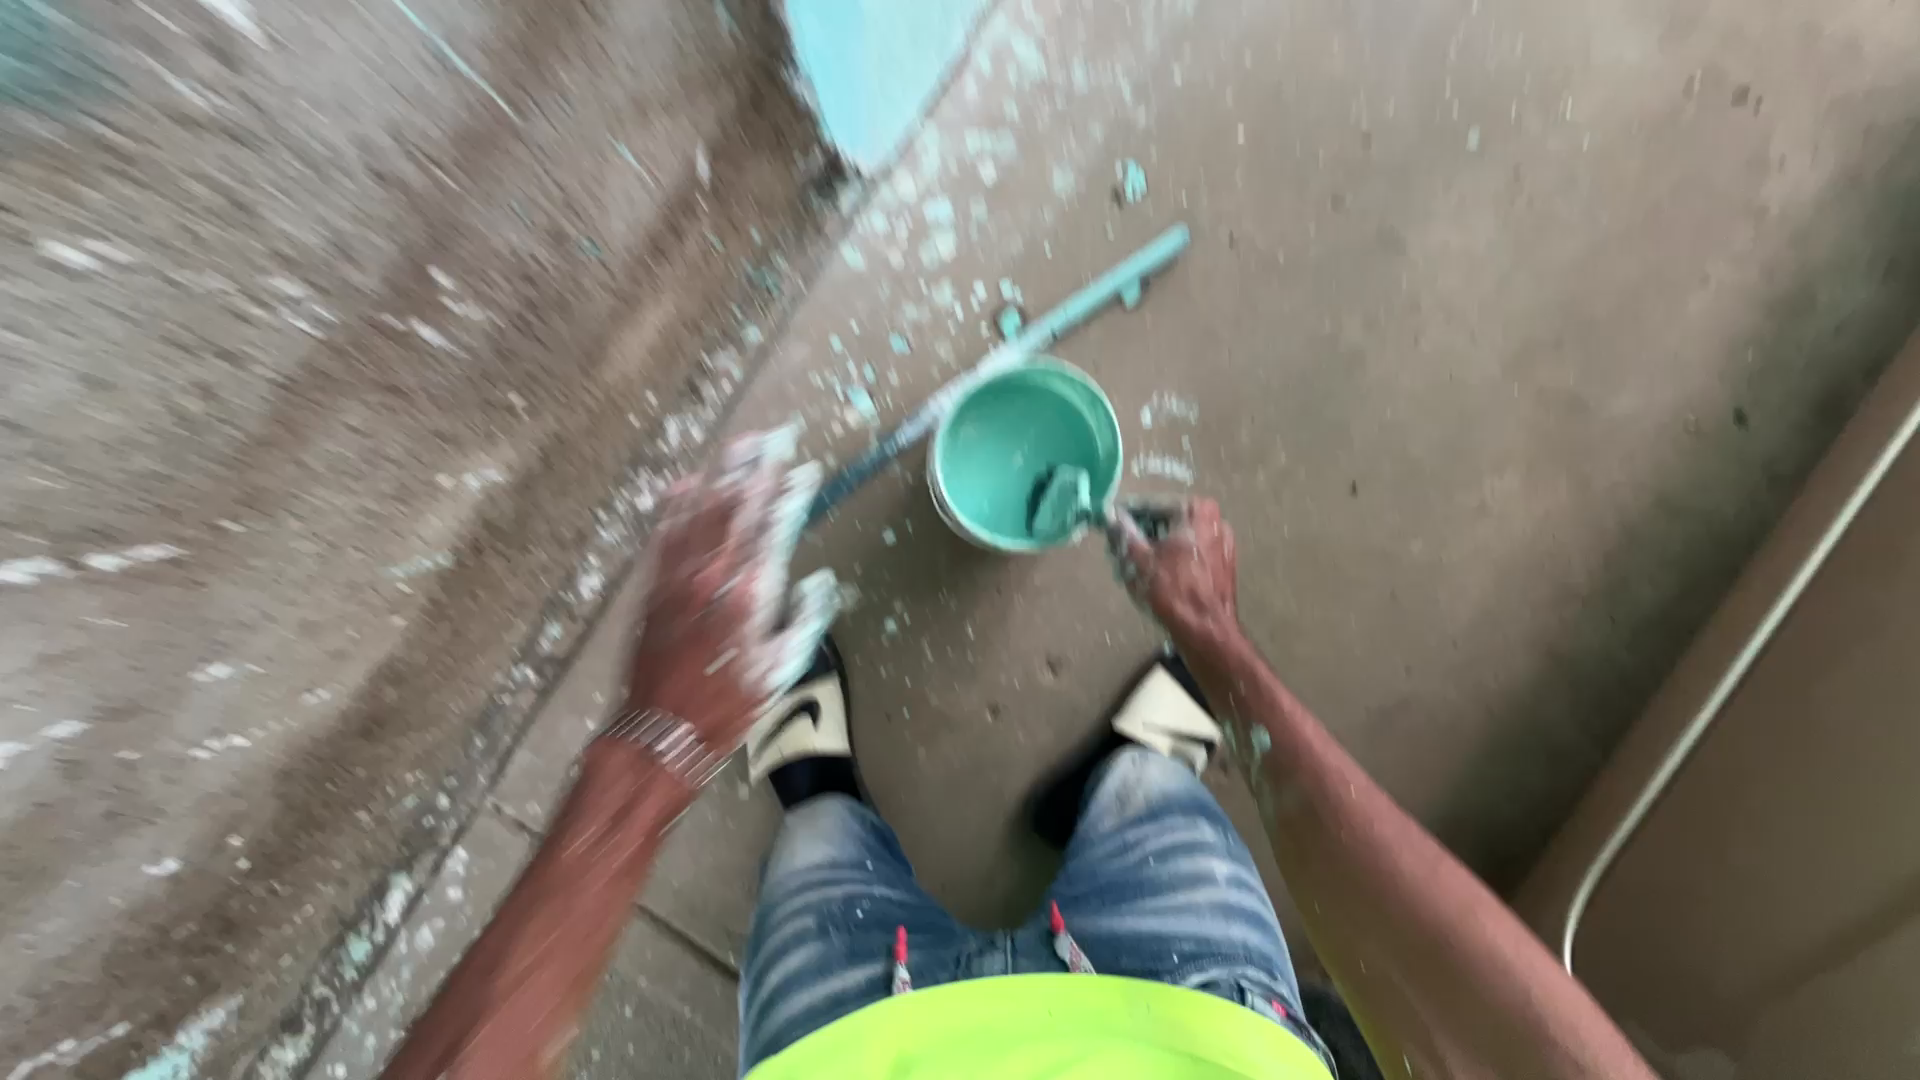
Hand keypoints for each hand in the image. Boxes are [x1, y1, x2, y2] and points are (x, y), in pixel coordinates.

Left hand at [620, 429, 837, 761]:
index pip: (775, 525)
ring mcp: (678, 576)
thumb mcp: (785, 670)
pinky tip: (688, 482)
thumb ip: (805, 618)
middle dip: (759, 464)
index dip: (791, 491)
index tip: (805, 468)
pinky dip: (677, 503)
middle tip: (776, 433)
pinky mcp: (653, 586)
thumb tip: (818, 582)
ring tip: (741, 443)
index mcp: (752, 592)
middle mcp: (713, 573)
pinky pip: (665, 533)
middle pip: (738, 504)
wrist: (659, 732)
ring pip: (702, 509)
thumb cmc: (729, 706)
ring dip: (723, 471)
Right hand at [1106, 496, 1240, 652]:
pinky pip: (1190, 555)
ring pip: (1177, 539)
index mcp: (1196, 510)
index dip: (1125, 517)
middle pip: (1166, 521)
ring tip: (1132, 566)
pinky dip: (1172, 561)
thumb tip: (1109, 515)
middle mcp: (1215, 520)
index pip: (1150, 506)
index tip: (1106, 525)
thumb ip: (1122, 532)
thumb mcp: (1137, 559)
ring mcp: (1222, 543)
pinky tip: (1155, 578)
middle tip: (1118, 549)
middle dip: (1140, 534)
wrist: (1205, 630)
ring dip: (1154, 548)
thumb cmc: (1171, 590)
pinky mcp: (1223, 565)